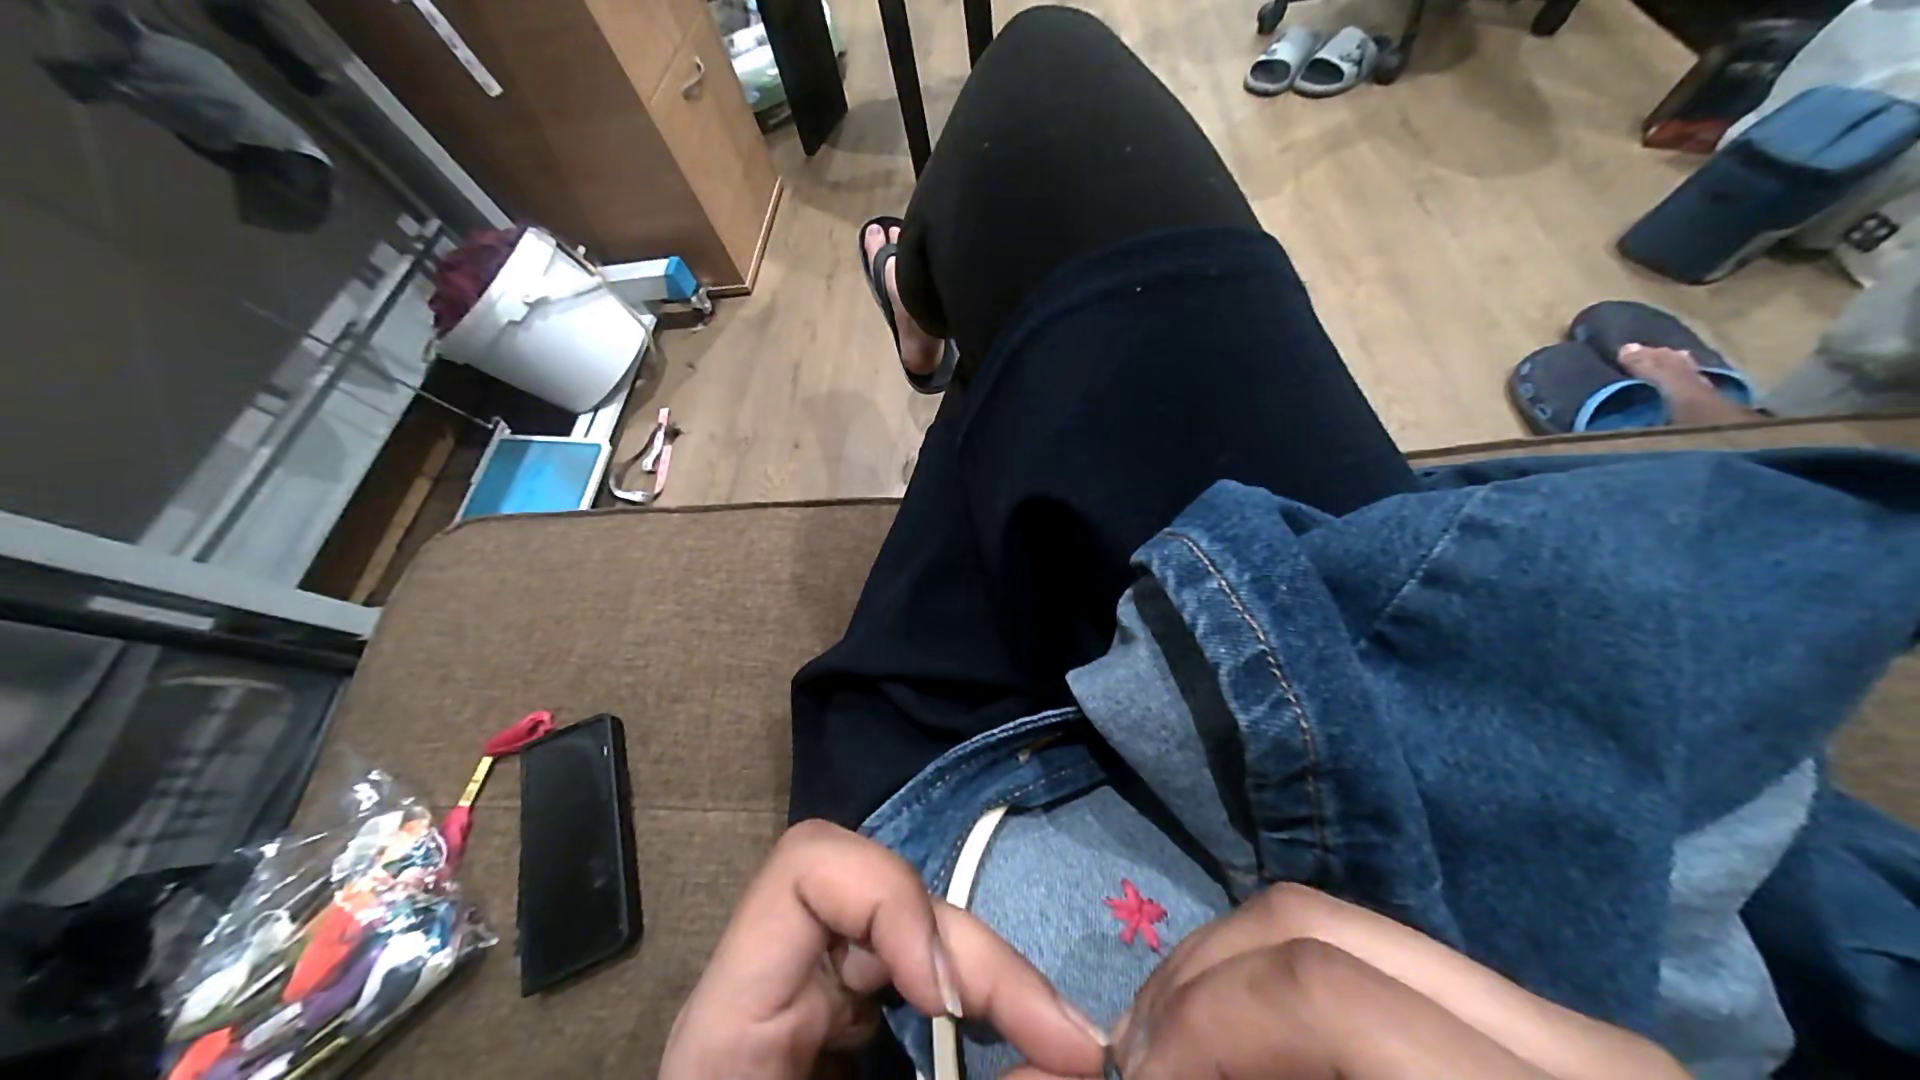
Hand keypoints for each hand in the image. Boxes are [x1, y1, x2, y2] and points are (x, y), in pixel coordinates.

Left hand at [659, 821, 1108, 1079]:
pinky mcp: (851, 1027)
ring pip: (923, 938)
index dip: (893, 899)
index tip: (948, 1000)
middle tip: (1075, 1045)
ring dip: (999, 981)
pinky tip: (1021, 1040)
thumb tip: (1065, 1069)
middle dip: (991, 965)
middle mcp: (786, 978)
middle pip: (898, 906)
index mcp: (740, 1009)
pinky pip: (923, 986)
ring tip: (1064, 1039)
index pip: (808, 869)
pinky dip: (982, 1007)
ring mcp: (821, 997)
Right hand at [1015, 883, 1686, 1079]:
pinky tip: (1246, 1043)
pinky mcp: (1530, 1024)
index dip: (1202, 1019)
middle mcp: (1566, 1041)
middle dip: (1193, 976)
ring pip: (1326, 919)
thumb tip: (1155, 1078)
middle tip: (1139, 1054)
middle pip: (1310, 920)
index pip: (1325, 993)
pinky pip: (1362, 959)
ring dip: (1223, 970)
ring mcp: (1553, 1019)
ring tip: (1176, 1040)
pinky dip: (1275, 988)